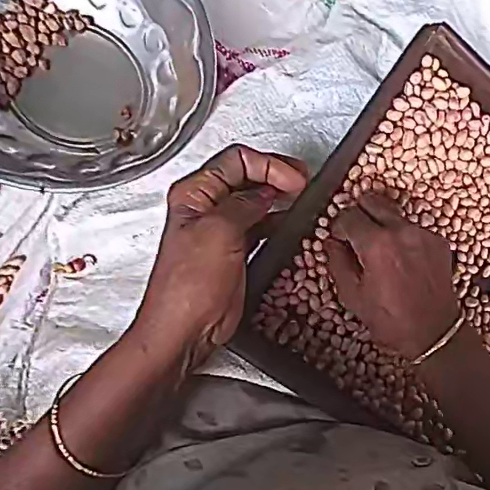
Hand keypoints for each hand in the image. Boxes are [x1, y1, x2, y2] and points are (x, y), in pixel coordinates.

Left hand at [134, 144, 305, 364]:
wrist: (185, 328)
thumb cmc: (187, 287)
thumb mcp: (219, 233)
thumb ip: (244, 205)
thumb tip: (266, 192)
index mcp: (194, 195)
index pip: (237, 161)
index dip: (269, 166)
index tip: (294, 179)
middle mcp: (207, 209)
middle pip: (248, 177)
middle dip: (277, 176)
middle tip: (304, 183)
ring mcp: (222, 232)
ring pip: (257, 203)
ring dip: (281, 199)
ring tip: (303, 201)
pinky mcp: (235, 253)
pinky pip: (261, 228)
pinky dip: (279, 223)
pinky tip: (293, 226)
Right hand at [324, 192, 460, 356]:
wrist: (433, 333)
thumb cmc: (392, 321)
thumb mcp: (353, 296)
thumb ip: (338, 263)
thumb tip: (331, 244)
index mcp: (377, 245)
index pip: (348, 215)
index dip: (338, 226)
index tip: (338, 238)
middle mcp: (403, 232)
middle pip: (373, 201)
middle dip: (359, 214)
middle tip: (355, 233)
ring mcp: (424, 235)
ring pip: (395, 213)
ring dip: (382, 224)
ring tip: (379, 249)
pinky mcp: (438, 242)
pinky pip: (414, 228)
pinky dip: (403, 237)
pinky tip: (401, 259)